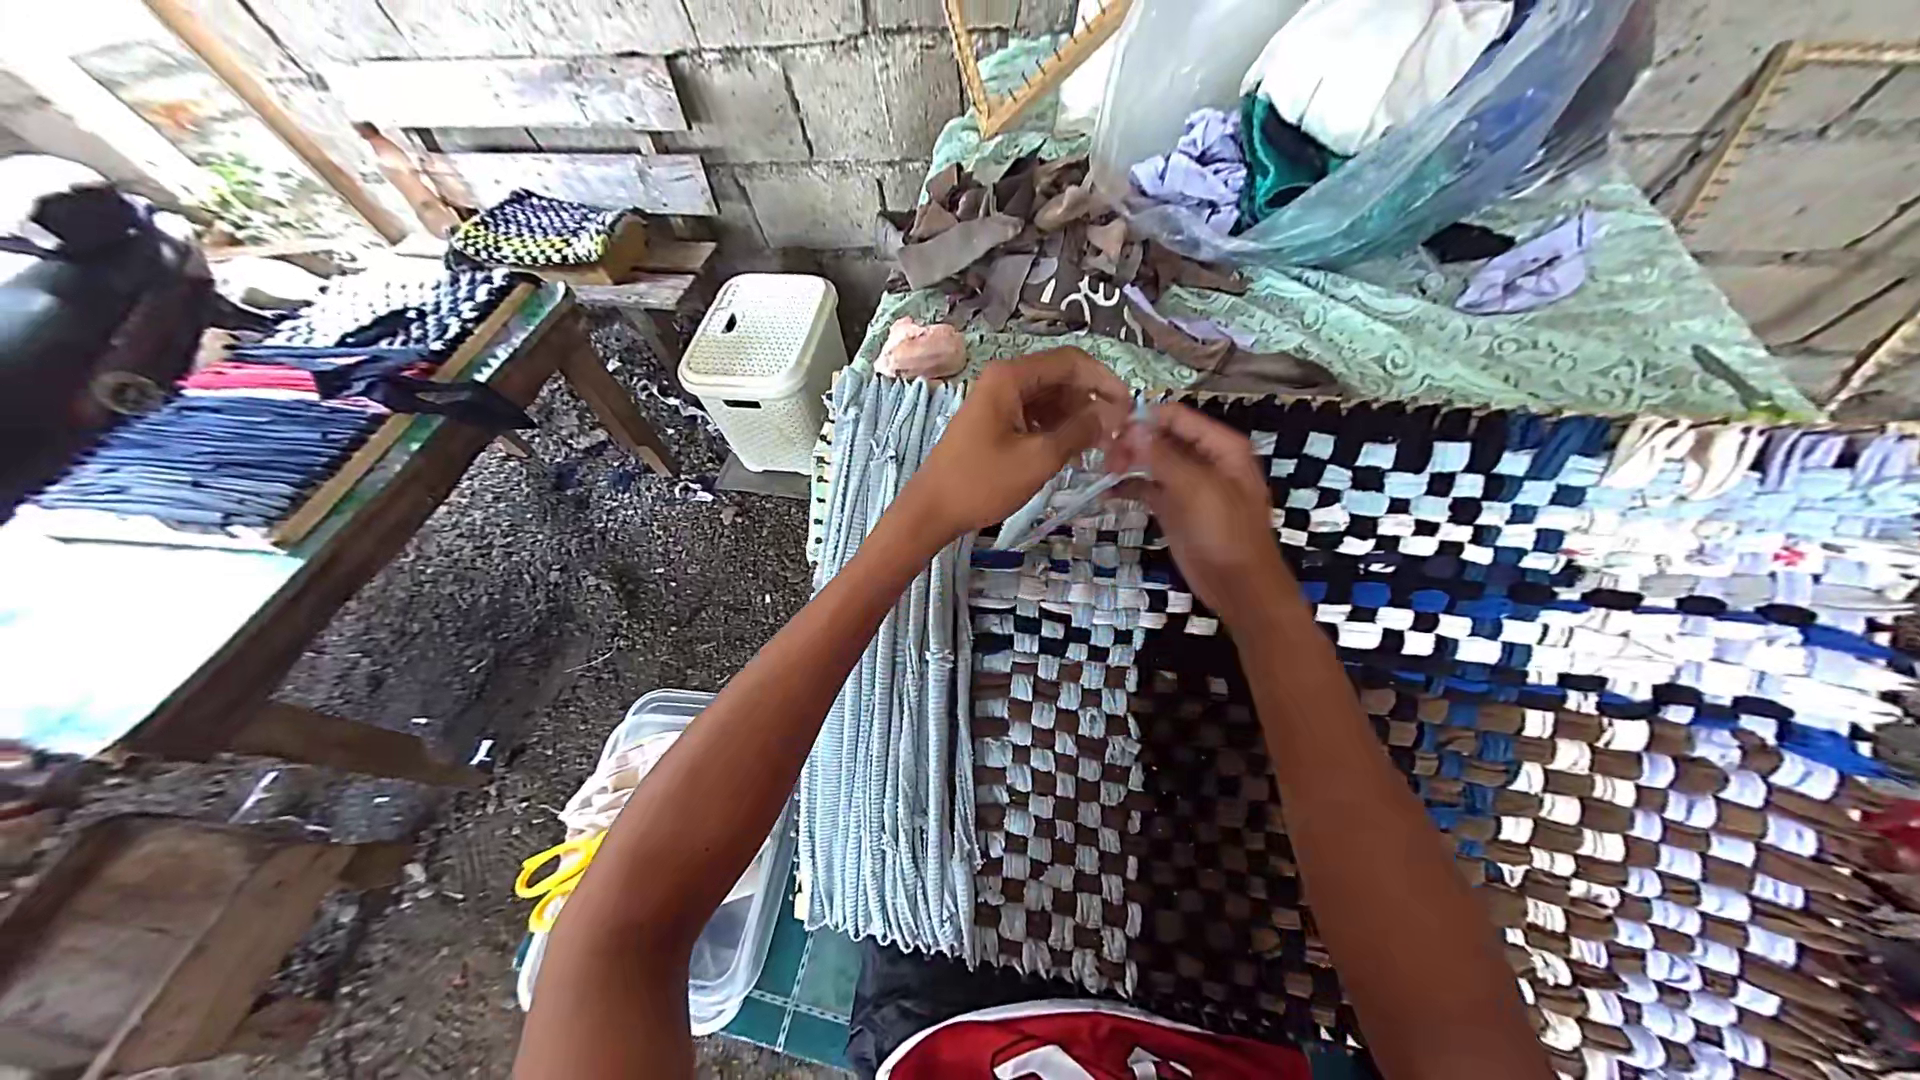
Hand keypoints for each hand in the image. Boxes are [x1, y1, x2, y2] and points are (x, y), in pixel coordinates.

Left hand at [894, 347, 1127, 545]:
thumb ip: (1079, 431)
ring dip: (1075, 418)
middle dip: (1091, 402)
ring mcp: (997, 402)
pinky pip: (1034, 416)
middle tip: (1116, 433)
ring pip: (1049, 399)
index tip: (1128, 408)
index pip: (1071, 361)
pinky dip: (1055, 429)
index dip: (1104, 381)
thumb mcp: (1039, 458)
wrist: (931, 510)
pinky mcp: (994, 423)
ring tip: (1098, 446)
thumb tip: (1113, 414)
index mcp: (1010, 376)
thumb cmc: (982, 482)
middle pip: (1060, 379)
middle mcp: (1004, 380)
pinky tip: (1071, 451)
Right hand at [1111, 404, 1303, 633]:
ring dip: (1126, 463)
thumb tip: (1130, 428)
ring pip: (1151, 461)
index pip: (1176, 417)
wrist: (1238, 585)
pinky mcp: (1173, 507)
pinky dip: (1128, 487)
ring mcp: (1187, 483)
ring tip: (1102, 472)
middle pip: (1160, 436)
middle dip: (1131, 442)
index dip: (1144, 419)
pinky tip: (1106, 492)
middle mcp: (1204, 458)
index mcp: (1220, 446)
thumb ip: (1163, 457)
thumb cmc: (1226, 534)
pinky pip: (1147, 487)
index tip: (1111, 431)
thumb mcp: (1197, 490)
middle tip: (1104, 458)